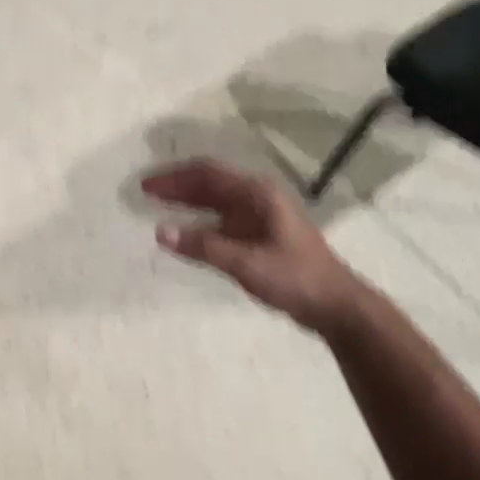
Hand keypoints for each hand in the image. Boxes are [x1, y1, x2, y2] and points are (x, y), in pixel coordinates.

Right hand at [142, 159, 366, 333]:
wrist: (335, 305)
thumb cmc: (295, 278)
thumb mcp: (247, 263)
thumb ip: (203, 247)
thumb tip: (161, 232)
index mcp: (258, 195)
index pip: (208, 174)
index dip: (174, 177)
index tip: (146, 185)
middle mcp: (258, 199)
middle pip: (210, 183)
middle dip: (177, 186)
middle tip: (144, 192)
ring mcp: (259, 217)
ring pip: (215, 201)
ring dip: (187, 201)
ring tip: (157, 206)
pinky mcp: (259, 236)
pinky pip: (221, 221)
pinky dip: (199, 222)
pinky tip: (184, 233)